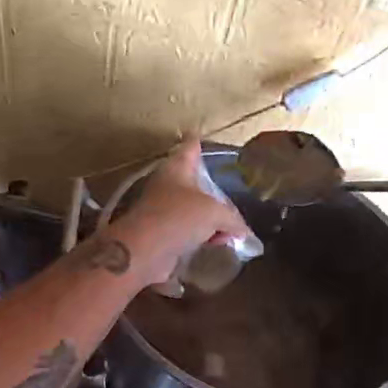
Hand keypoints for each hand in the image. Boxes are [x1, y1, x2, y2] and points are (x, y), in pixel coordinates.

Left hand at [108, 139, 251, 286]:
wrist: (145, 252)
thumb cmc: (178, 217)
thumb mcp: (215, 212)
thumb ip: (232, 218)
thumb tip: (243, 231)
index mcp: (177, 168)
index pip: (190, 147)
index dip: (197, 141)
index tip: (201, 134)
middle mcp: (168, 185)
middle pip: (194, 181)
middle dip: (213, 189)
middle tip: (233, 194)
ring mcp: (164, 211)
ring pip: (194, 210)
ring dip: (211, 219)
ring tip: (232, 230)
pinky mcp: (163, 235)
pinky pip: (189, 233)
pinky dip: (203, 238)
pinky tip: (218, 245)